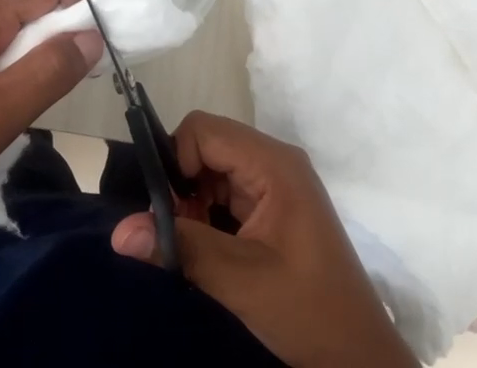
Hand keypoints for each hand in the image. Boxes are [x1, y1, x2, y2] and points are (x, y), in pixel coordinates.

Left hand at [0, 0, 103, 251]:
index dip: (80, 20)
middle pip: (29, 5)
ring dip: (24, 67)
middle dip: (50, 48)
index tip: (88, 70)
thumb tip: (94, 34)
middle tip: (36, 104)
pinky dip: (0, 75)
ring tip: (6, 115)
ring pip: (9, 30)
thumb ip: (49, 72)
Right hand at [110, 112, 415, 367]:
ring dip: (191, 203)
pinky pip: (224, 193)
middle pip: (207, 147)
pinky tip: (205, 249)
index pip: (205, 130)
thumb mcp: (240, 279)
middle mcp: (274, 163)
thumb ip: (181, 246)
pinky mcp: (271, 209)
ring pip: (211, 172)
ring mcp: (275, 186)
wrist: (356, 356)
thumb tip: (120, 231)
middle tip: (174, 231)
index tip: (167, 208)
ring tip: (188, 245)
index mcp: (275, 164)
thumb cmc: (307, 309)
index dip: (176, 159)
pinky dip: (205, 216)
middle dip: (180, 184)